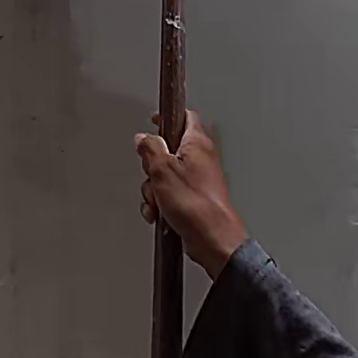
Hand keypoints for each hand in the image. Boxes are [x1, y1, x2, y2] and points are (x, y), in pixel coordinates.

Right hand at [136, 110, 249, 277]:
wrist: (213, 241)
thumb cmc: (197, 206)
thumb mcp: (162, 169)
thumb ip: (150, 148)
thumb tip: (143, 139)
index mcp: (197, 144)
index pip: (185, 116)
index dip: (168, 116)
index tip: (155, 121)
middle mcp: (201, 159)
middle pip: (168, 148)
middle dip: (153, 162)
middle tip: (152, 171)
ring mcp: (199, 179)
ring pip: (166, 173)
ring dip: (154, 187)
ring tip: (158, 198)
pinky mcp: (194, 197)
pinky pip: (170, 192)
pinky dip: (161, 201)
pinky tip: (160, 212)